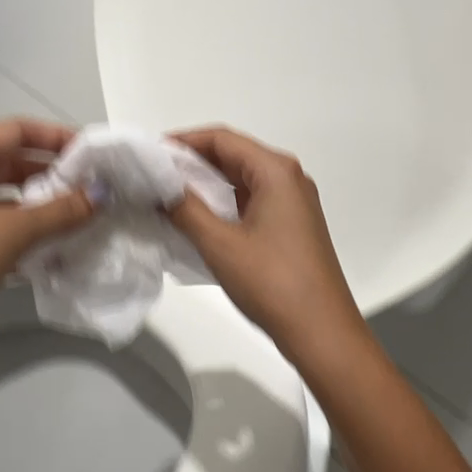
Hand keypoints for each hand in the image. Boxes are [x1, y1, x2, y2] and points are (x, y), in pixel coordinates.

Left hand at [0, 119, 95, 359]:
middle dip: (50, 174)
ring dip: (36, 207)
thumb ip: (62, 211)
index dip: (57, 137)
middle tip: (93, 187)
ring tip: (79, 218)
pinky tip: (49, 250)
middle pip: (6, 162)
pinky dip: (17, 232)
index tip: (94, 153)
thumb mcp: (12, 232)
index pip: (16, 130)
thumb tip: (101, 194)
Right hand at [166, 126, 366, 360]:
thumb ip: (185, 208)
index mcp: (276, 171)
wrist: (322, 332)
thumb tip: (160, 185)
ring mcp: (293, 203)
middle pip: (233, 155)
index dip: (183, 141)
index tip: (149, 154)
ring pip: (242, 180)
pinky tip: (196, 220)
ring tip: (166, 196)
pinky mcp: (292, 226)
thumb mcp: (220, 244)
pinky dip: (223, 204)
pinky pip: (252, 201)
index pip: (222, 139)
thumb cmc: (272, 282)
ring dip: (206, 185)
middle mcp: (288, 178)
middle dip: (192, 163)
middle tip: (152, 176)